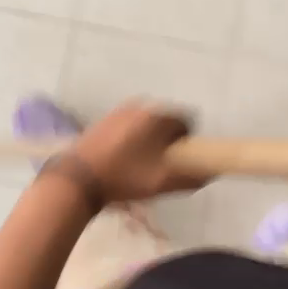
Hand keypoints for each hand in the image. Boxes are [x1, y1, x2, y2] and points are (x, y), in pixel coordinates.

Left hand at [69, 101, 207, 203]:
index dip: (187, 142)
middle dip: (168, 141)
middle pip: (166, 121)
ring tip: (141, 165)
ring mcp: (120, 111)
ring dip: (149, 141)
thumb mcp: (162, 182)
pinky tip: (123, 160)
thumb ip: (191, 177)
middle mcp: (141, 106)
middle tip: (161, 165)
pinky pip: (129, 127)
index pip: (186, 121)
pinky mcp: (105, 120)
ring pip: (147, 124)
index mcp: (158, 116)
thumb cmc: (125, 176)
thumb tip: (210, 173)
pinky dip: (132, 140)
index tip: (180, 161)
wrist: (78, 178)